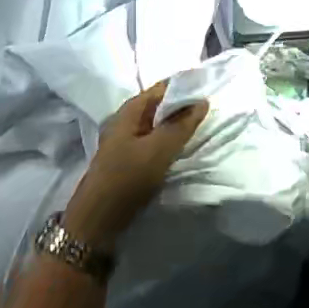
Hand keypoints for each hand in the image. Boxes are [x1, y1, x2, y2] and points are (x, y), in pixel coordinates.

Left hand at [63, 82, 207, 249]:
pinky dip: (169, 141)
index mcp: (129, 112)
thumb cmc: (127, 179)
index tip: (209, 88)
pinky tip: (183, 148)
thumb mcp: (158, 150)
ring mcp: (126, 141)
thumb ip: (181, 125)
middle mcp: (126, 121)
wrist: (97, 222)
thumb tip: (202, 101)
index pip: (161, 88)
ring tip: (202, 127)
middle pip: (159, 105)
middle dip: (183, 105)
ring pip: (157, 125)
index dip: (185, 86)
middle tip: (211, 109)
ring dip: (177, 125)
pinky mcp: (129, 160)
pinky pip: (154, 142)